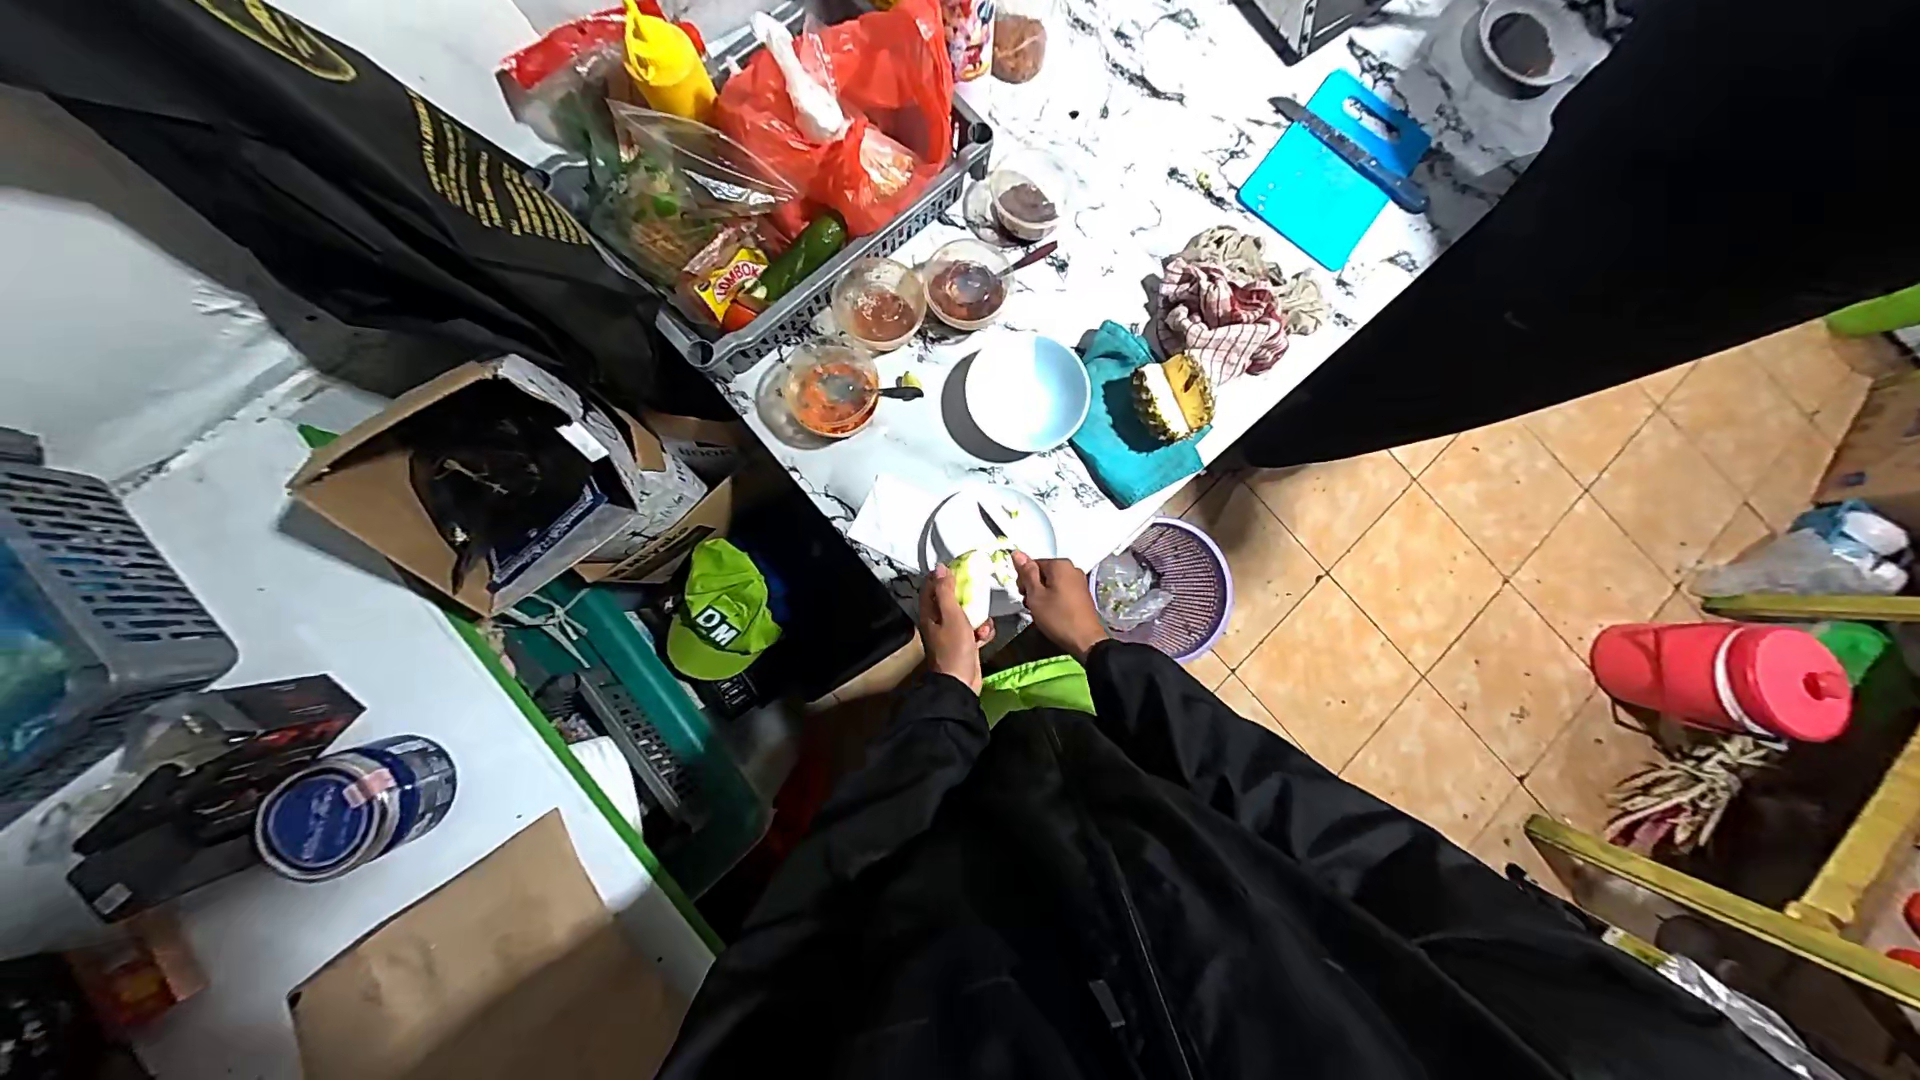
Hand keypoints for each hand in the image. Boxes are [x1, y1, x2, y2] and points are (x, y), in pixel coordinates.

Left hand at [919, 564, 993, 693]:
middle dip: (966, 596)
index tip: (958, 568)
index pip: (930, 587)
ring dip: (977, 616)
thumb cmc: (954, 648)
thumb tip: (941, 568)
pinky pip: (974, 630)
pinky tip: (985, 636)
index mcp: (929, 614)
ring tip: (982, 623)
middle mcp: (937, 623)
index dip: (942, 576)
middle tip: (978, 592)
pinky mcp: (964, 645)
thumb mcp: (951, 616)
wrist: (960, 683)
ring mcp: (951, 634)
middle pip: (950, 600)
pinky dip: (981, 631)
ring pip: (965, 615)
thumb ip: (946, 592)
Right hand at [1013, 552, 1107, 662]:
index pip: (1032, 564)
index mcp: (1060, 564)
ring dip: (1042, 594)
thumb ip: (1026, 573)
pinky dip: (1054, 598)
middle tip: (1032, 604)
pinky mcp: (1082, 593)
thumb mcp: (1036, 595)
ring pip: (1052, 582)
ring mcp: (1079, 581)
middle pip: (1043, 572)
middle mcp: (1072, 568)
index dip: (1024, 580)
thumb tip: (1017, 552)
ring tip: (1041, 611)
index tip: (1024, 596)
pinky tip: (1052, 612)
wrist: (1085, 640)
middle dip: (1033, 586)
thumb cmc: (1057, 617)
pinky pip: (1062, 589)